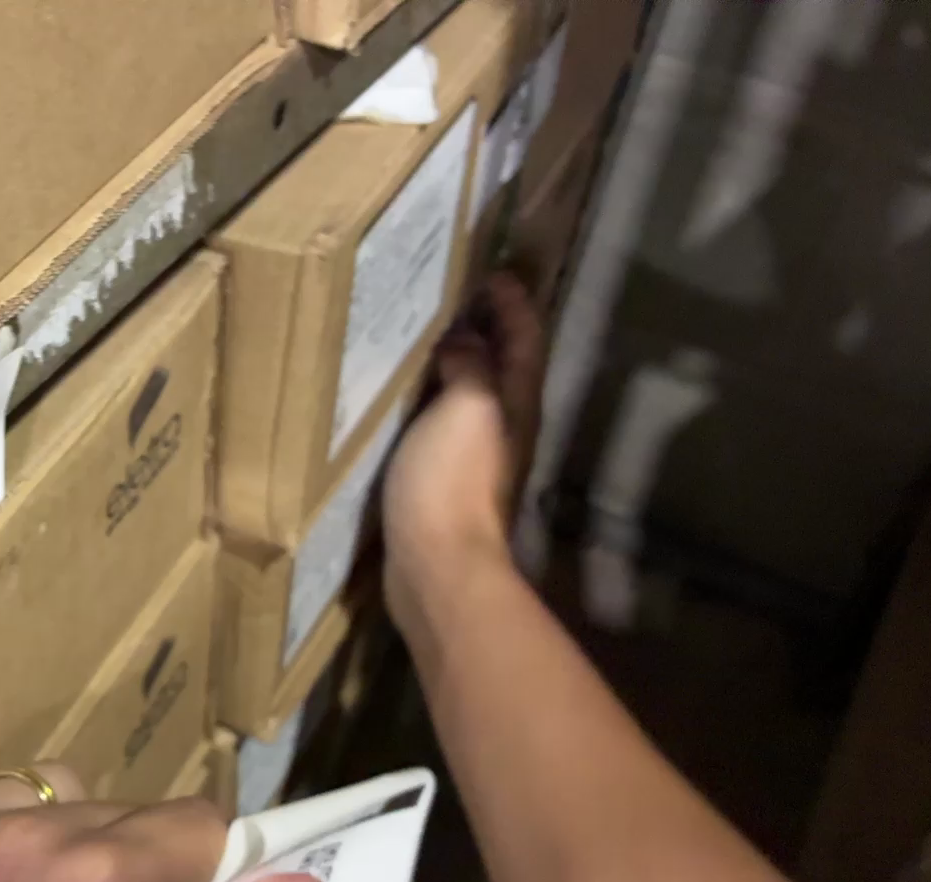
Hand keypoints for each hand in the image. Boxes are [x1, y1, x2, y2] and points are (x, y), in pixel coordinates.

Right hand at [382, 273, 546, 629]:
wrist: (437, 561)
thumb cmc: (451, 482)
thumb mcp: (466, 410)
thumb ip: (469, 367)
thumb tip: (464, 339)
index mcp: (515, 402)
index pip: (523, 338)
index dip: (513, 303)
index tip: (494, 272)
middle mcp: (504, 424)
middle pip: (504, 365)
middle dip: (488, 329)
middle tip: (455, 300)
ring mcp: (477, 455)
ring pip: (475, 393)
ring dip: (460, 364)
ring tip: (427, 341)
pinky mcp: (446, 479)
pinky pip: (446, 421)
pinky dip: (435, 398)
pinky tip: (407, 400)